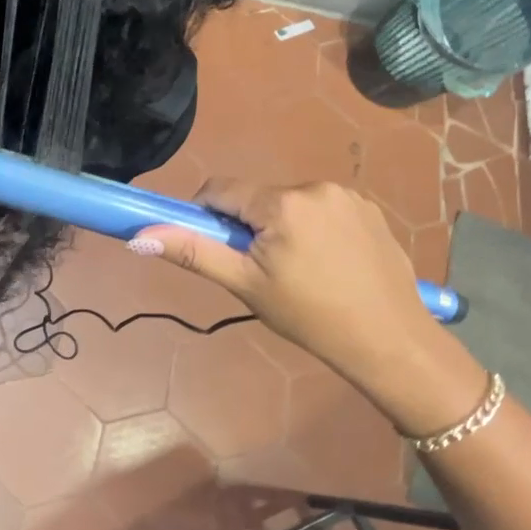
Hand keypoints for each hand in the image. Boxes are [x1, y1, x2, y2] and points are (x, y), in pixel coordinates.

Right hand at [131, 179, 437, 378]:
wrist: (391, 342)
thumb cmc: (309, 316)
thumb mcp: (244, 285)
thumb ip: (192, 252)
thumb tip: (139, 235)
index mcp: (283, 203)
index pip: (220, 190)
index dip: (205, 215)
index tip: (215, 249)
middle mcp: (317, 187)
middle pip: (256, 198)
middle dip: (246, 226)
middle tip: (258, 270)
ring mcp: (349, 197)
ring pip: (287, 204)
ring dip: (278, 227)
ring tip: (295, 271)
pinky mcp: (370, 211)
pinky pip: (320, 210)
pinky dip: (310, 229)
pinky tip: (324, 265)